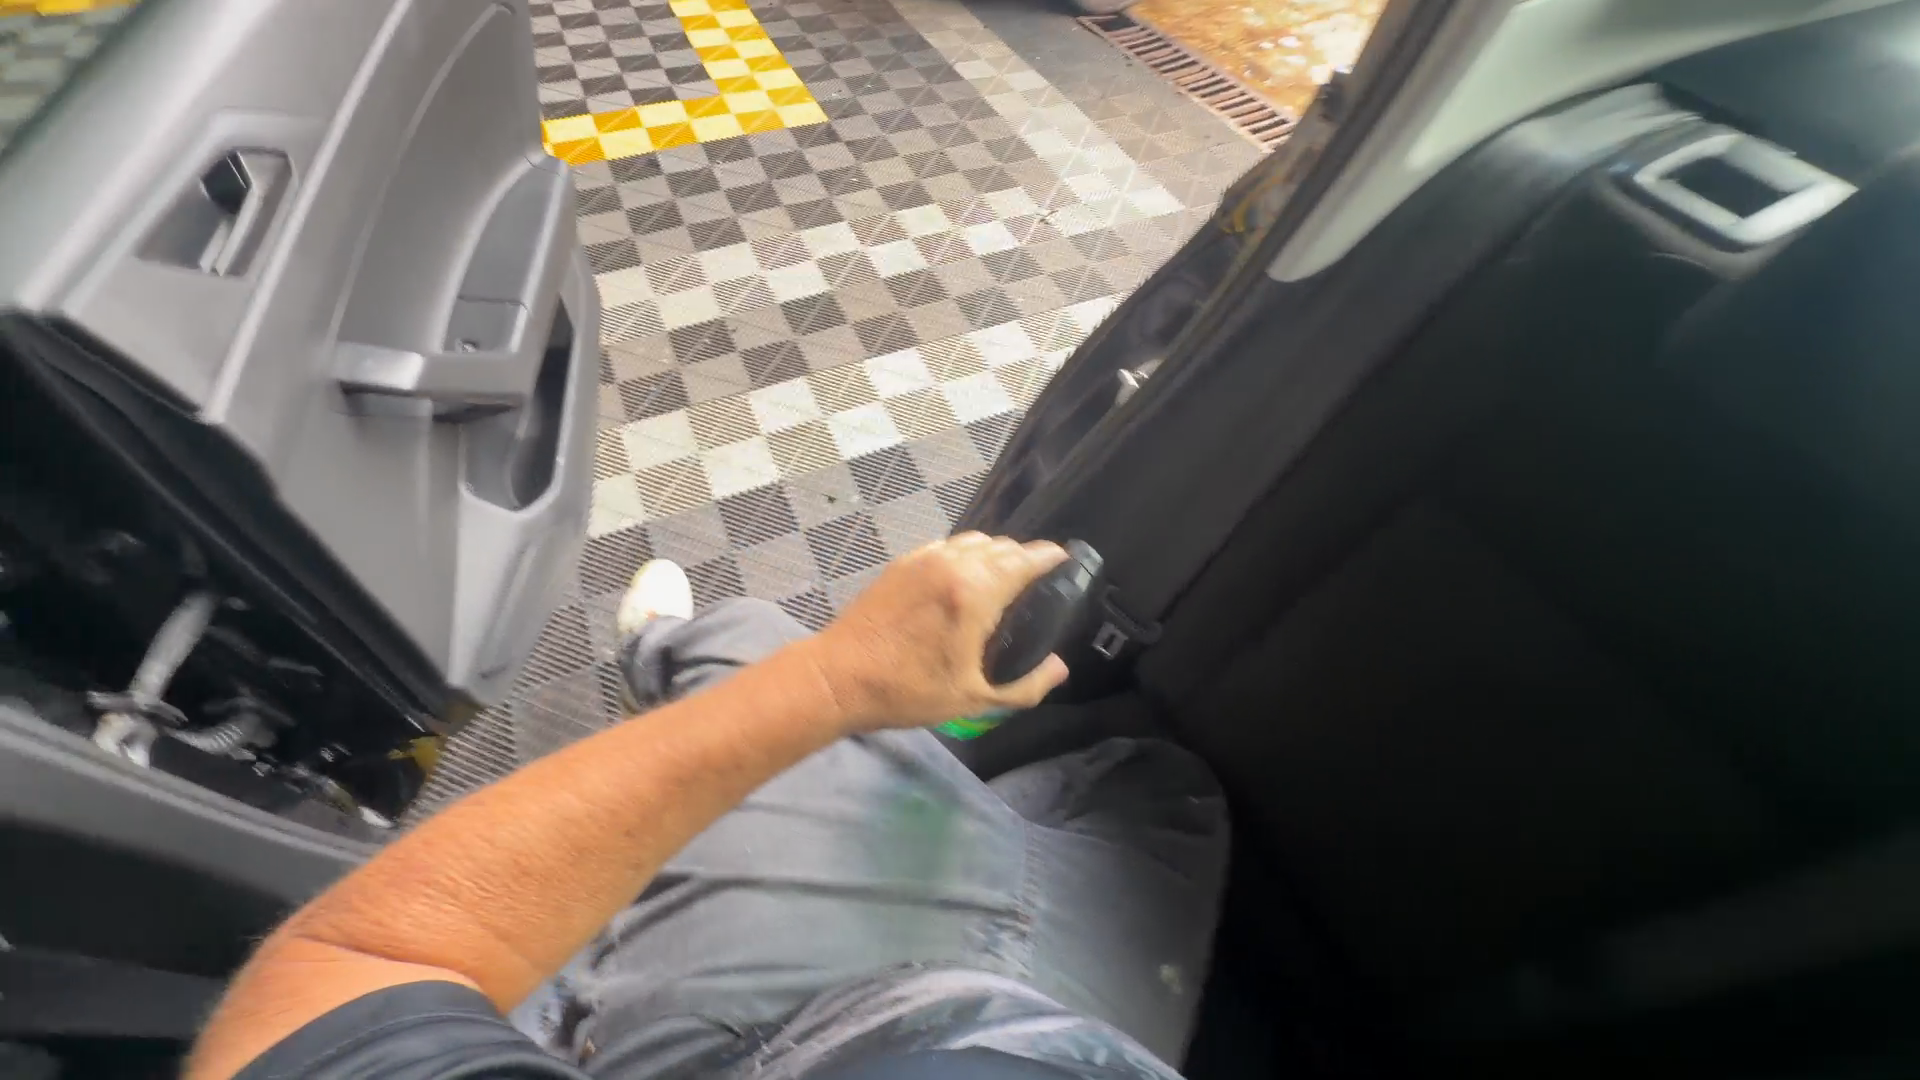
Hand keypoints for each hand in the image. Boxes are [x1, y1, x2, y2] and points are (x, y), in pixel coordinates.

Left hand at [802, 533, 1071, 732]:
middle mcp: (953, 564)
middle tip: (1036, 584)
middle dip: (1024, 558)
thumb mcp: (975, 699)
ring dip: (994, 553)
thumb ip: (1026, 685)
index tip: (1066, 563)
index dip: (1051, 558)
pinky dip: (965, 555)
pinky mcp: (902, 563)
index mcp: (975, 591)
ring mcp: (924, 558)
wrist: (838, 677)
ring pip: (973, 541)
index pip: (1027, 558)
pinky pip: (946, 546)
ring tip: (1002, 579)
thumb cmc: (908, 690)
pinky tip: (963, 579)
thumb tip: (1059, 668)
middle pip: (1002, 546)